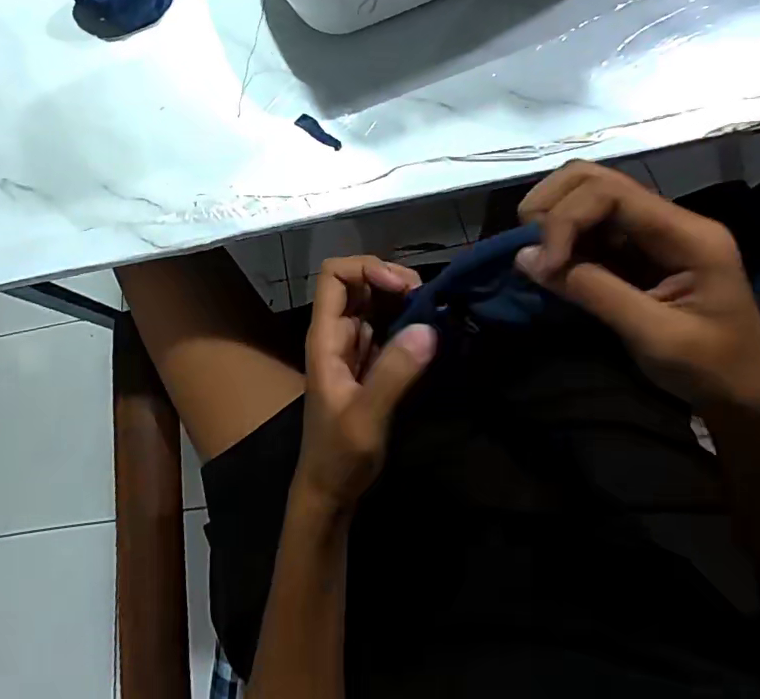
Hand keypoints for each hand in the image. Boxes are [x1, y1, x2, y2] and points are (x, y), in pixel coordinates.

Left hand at [293, 257, 437, 514]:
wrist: (331, 489)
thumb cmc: (339, 454)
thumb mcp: (367, 416)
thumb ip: (394, 373)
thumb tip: (428, 327)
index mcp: (325, 336)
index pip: (334, 275)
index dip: (367, 269)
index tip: (404, 289)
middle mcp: (337, 333)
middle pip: (358, 281)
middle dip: (391, 279)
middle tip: (428, 299)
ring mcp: (353, 346)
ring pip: (374, 302)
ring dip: (403, 299)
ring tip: (434, 311)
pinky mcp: (370, 362)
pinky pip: (387, 326)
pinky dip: (407, 320)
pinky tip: (430, 330)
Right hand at [514, 161, 759, 412]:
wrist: (748, 397)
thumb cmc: (713, 370)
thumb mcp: (654, 336)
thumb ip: (591, 291)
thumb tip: (524, 258)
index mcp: (688, 234)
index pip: (609, 192)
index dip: (564, 219)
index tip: (543, 264)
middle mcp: (668, 219)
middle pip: (592, 178)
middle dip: (551, 206)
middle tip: (530, 250)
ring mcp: (650, 231)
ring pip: (585, 194)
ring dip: (550, 218)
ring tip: (537, 257)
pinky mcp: (633, 248)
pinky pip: (586, 224)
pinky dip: (558, 237)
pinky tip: (550, 264)